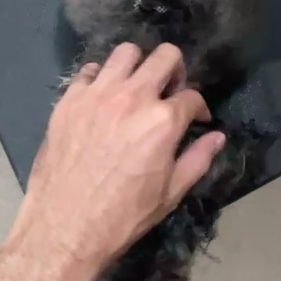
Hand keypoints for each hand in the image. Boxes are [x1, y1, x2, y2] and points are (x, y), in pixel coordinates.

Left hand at [5, 42, 226, 280]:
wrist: (63, 228)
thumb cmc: (123, 217)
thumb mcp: (170, 194)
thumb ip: (198, 159)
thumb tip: (217, 137)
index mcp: (162, 121)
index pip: (192, 96)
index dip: (199, 108)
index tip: (196, 120)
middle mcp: (132, 98)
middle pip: (165, 56)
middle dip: (175, 70)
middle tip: (170, 92)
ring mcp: (97, 94)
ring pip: (126, 52)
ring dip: (139, 65)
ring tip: (137, 87)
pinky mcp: (69, 100)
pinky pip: (89, 70)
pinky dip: (101, 78)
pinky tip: (103, 98)